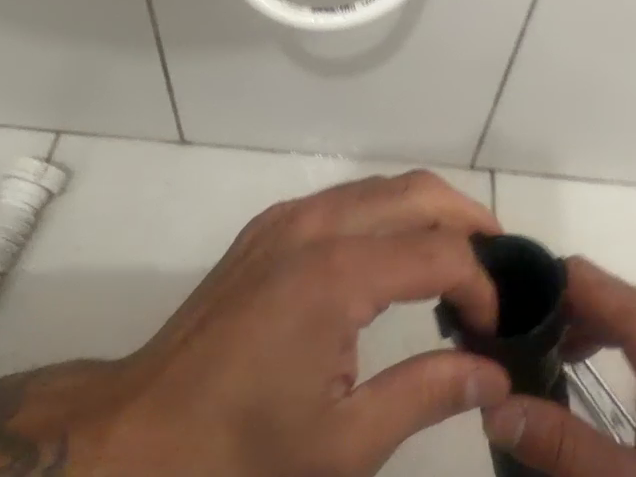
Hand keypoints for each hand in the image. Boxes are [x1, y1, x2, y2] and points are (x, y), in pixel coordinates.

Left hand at [0, 171, 511, 476]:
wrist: (134, 435)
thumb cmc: (240, 448)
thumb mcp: (344, 442)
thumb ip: (427, 394)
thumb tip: (493, 374)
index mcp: (337, 274)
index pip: (441, 253)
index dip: (484, 284)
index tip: (498, 330)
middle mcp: (315, 226)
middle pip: (418, 192)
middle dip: (470, 222)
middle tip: (501, 272)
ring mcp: (286, 220)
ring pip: (382, 186)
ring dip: (430, 213)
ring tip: (460, 264)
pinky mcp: (267, 229)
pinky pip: (346, 200)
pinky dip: (388, 215)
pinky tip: (397, 260)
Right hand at [481, 258, 635, 476]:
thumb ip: (562, 444)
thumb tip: (488, 406)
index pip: (579, 277)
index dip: (529, 290)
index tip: (483, 316)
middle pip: (592, 290)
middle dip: (543, 313)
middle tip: (492, 350)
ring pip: (612, 308)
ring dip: (568, 328)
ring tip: (520, 362)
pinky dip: (598, 340)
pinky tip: (569, 370)